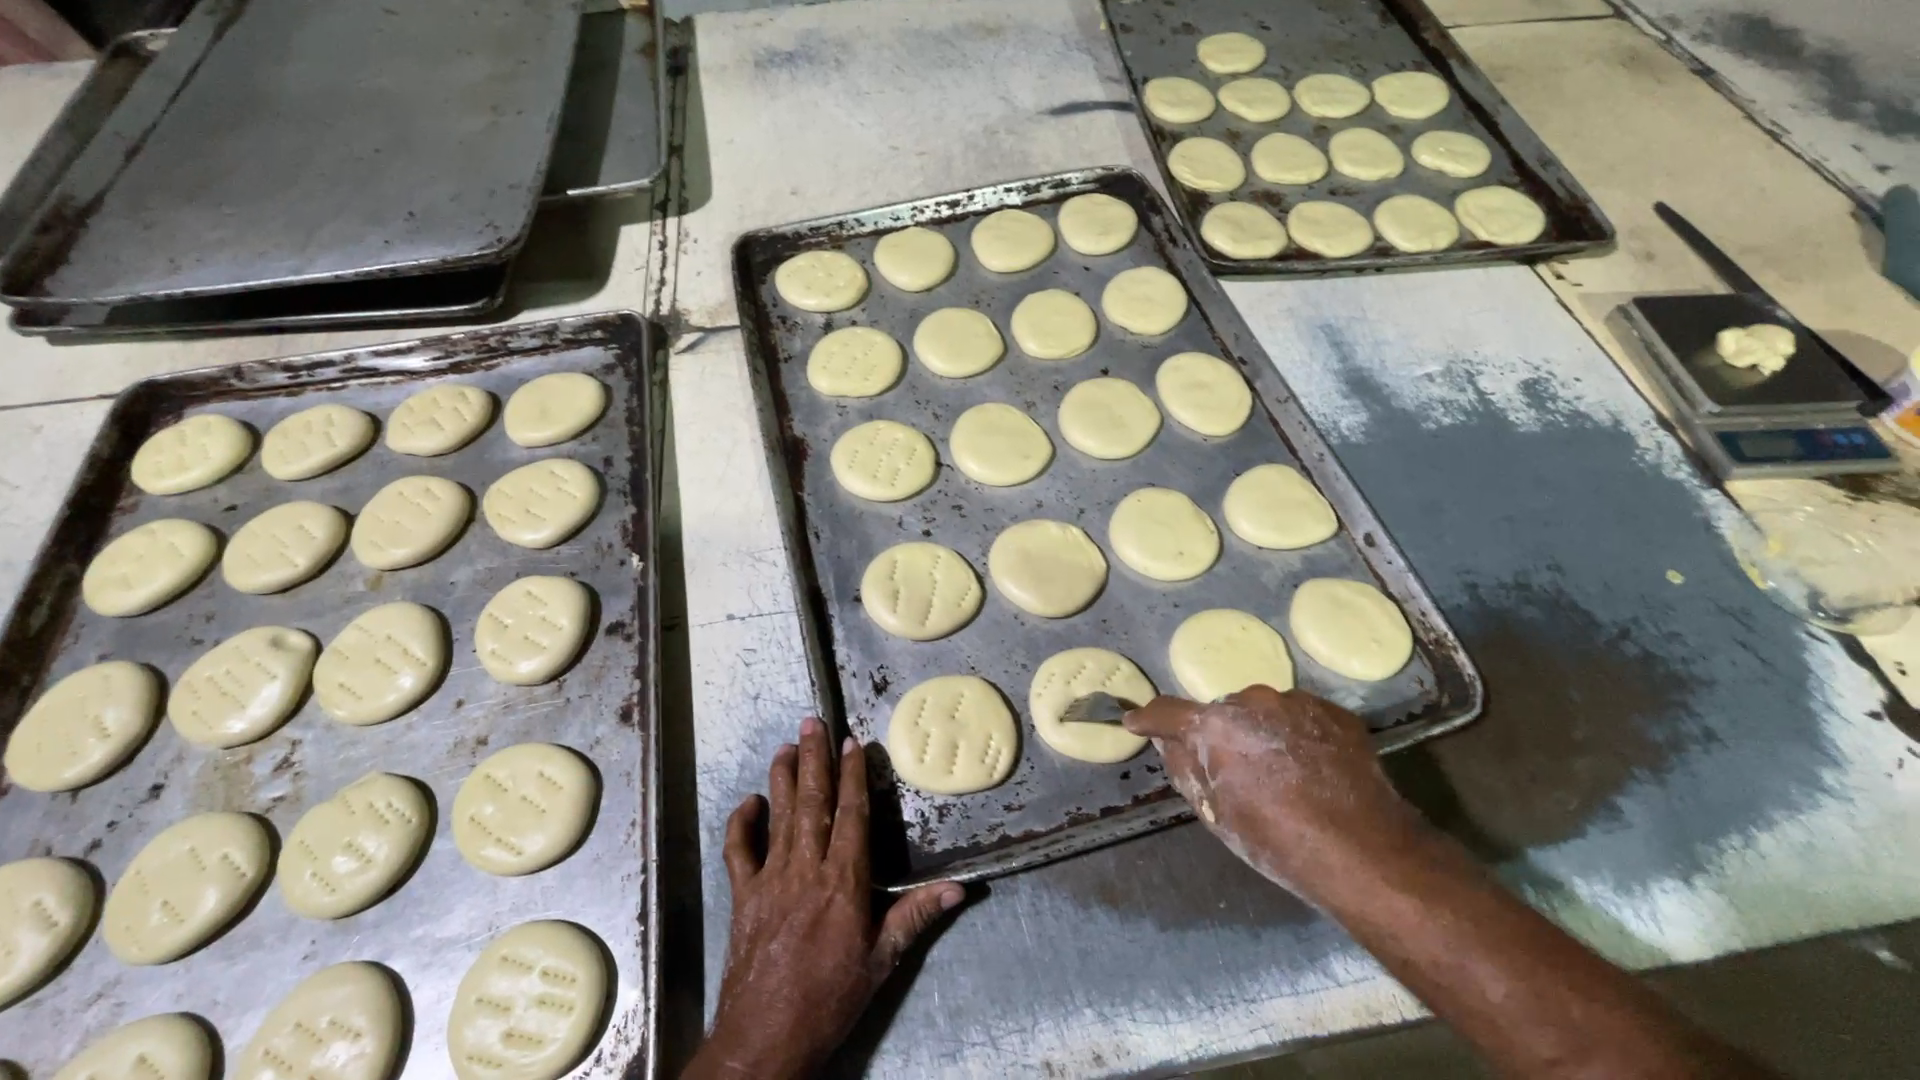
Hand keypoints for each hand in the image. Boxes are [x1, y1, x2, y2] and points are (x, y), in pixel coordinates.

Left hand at [685, 718, 962, 1079]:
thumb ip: (916, 916)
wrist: (767, 1035)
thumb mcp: (881, 960)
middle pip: (811, 803)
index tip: (853, 743)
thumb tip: (959, 888)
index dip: (853, 776)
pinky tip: (749, 802)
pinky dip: (741, 823)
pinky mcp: (742, 896)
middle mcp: (805, 869)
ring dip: (781, 778)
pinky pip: (738, 851)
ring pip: (777, 816)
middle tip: (812, 721)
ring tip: (785, 745)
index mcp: (843, 881)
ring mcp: (769, 879)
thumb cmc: (831, 996)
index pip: (852, 815)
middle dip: (813, 759)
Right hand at [1124, 685, 1418, 897]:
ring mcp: (1298, 702)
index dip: (1148, 719)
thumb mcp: (1215, 814)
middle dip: (1220, 734)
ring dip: (1259, 732)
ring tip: (1278, 771)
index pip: (1167, 712)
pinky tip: (1309, 769)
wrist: (1364, 850)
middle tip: (1232, 770)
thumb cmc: (1276, 840)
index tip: (1136, 722)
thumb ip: (1183, 768)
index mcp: (1215, 726)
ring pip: (1263, 712)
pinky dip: (1294, 735)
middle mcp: (1253, 700)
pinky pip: (1299, 717)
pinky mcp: (1334, 712)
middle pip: (1221, 712)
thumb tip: (1166, 741)